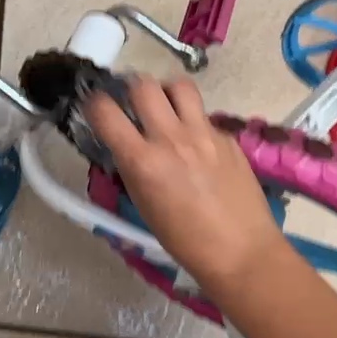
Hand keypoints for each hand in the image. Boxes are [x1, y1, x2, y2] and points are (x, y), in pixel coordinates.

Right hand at [85, 78, 285, 291]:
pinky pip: (204, 116)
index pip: (105, 111)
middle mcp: (171, 139)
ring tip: (167, 109)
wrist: (242, 252)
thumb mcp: (142, 201)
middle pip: (143, 86)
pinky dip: (193, 122)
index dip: (94, 103)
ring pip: (179, 86)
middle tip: (134, 104)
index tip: (96, 107)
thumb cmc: (183, 238)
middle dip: (132, 90)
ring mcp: (204, 135)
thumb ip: (131, 165)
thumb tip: (125, 143)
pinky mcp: (228, 138)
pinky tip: (197, 145)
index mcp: (142, 160)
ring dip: (167, 93)